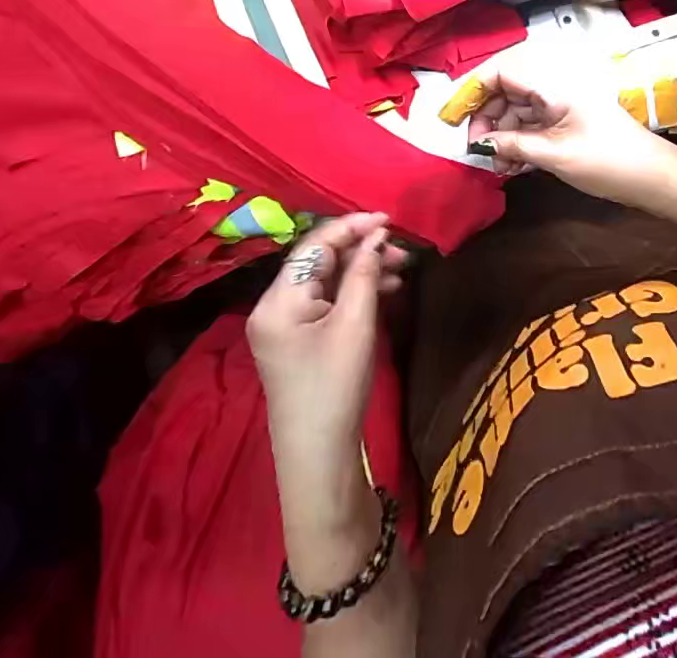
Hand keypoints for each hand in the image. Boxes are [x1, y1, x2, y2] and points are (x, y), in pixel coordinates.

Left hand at [248, 213, 408, 520]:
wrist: (320, 457)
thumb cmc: (336, 389)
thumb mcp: (355, 326)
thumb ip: (364, 274)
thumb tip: (376, 236)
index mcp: (278, 300)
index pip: (315, 246)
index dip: (352, 227)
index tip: (389, 220)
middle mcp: (273, 305)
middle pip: (319, 261)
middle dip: (361, 251)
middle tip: (403, 252)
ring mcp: (282, 323)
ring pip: (325, 280)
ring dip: (361, 271)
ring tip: (401, 270)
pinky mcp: (296, 338)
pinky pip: (324, 301)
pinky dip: (352, 292)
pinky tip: (383, 290)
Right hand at [465, 56, 676, 208]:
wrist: (653, 177)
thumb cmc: (607, 160)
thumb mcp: (553, 154)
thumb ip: (511, 145)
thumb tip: (478, 146)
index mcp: (553, 82)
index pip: (500, 71)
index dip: (471, 90)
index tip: (452, 117)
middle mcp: (553, 85)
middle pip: (503, 90)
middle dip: (485, 119)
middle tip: (477, 150)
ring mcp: (559, 103)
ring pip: (514, 110)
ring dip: (500, 136)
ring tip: (496, 166)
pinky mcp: (564, 120)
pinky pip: (529, 124)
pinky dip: (516, 142)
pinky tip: (510, 165)